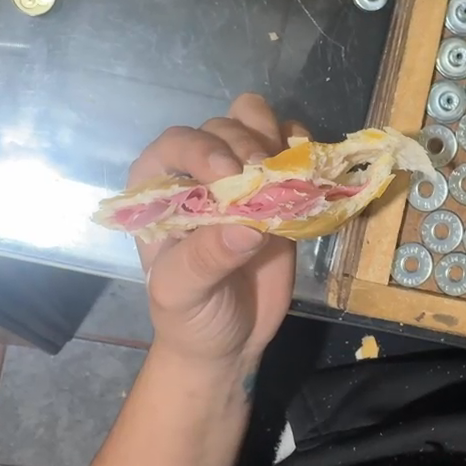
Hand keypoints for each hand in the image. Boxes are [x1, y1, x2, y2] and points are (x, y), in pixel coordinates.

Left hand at [125, 93, 303, 366]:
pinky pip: (290, 149)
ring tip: (286, 172)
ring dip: (274, 139)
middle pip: (222, 127)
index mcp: (159, 189)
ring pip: (256, 124)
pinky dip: (302, 151)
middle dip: (246, 144)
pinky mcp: (278, 190)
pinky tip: (306, 175)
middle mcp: (199, 173)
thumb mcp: (182, 294)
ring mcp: (242, 178)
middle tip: (264, 175)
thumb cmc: (190, 316)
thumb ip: (206, 259)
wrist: (229, 342)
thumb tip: (248, 226)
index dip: (201, 149)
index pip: (176, 144)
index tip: (228, 173)